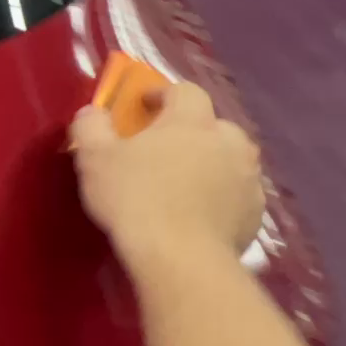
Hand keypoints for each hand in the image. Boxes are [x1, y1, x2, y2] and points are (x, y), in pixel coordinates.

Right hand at [70, 82, 263, 259]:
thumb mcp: (93, 157)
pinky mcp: (255, 211)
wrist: (179, 254)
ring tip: (179, 180)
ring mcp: (248, 178)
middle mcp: (228, 143)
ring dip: (207, 160)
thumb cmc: (132, 196)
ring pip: (229, 158)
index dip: (162, 93)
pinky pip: (235, 190)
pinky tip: (193, 210)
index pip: (185, 91)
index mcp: (190, 123)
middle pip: (214, 124)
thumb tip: (93, 112)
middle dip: (190, 130)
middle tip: (160, 147)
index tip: (141, 106)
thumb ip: (90, 126)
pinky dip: (217, 192)